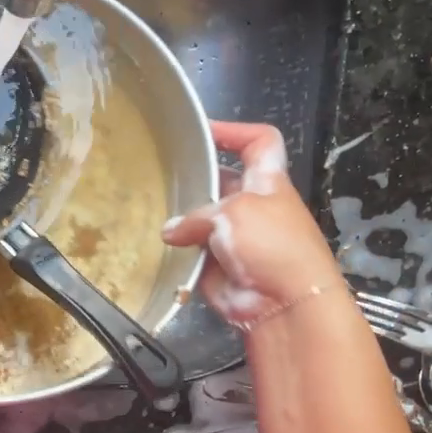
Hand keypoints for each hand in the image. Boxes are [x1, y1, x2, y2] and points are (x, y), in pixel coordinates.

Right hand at [161, 121, 346, 328]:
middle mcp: (251, 206)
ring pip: (201, 218)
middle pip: (221, 182)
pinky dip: (176, 251)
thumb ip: (197, 215)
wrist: (281, 302)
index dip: (235, 131)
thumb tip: (170, 231)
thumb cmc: (270, 245)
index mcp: (268, 183)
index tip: (204, 130)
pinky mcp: (217, 265)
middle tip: (161, 176)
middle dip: (195, 178)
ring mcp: (233, 237)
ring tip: (149, 210)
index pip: (259, 143)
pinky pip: (191, 252)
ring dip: (180, 219)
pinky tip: (156, 246)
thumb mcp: (236, 212)